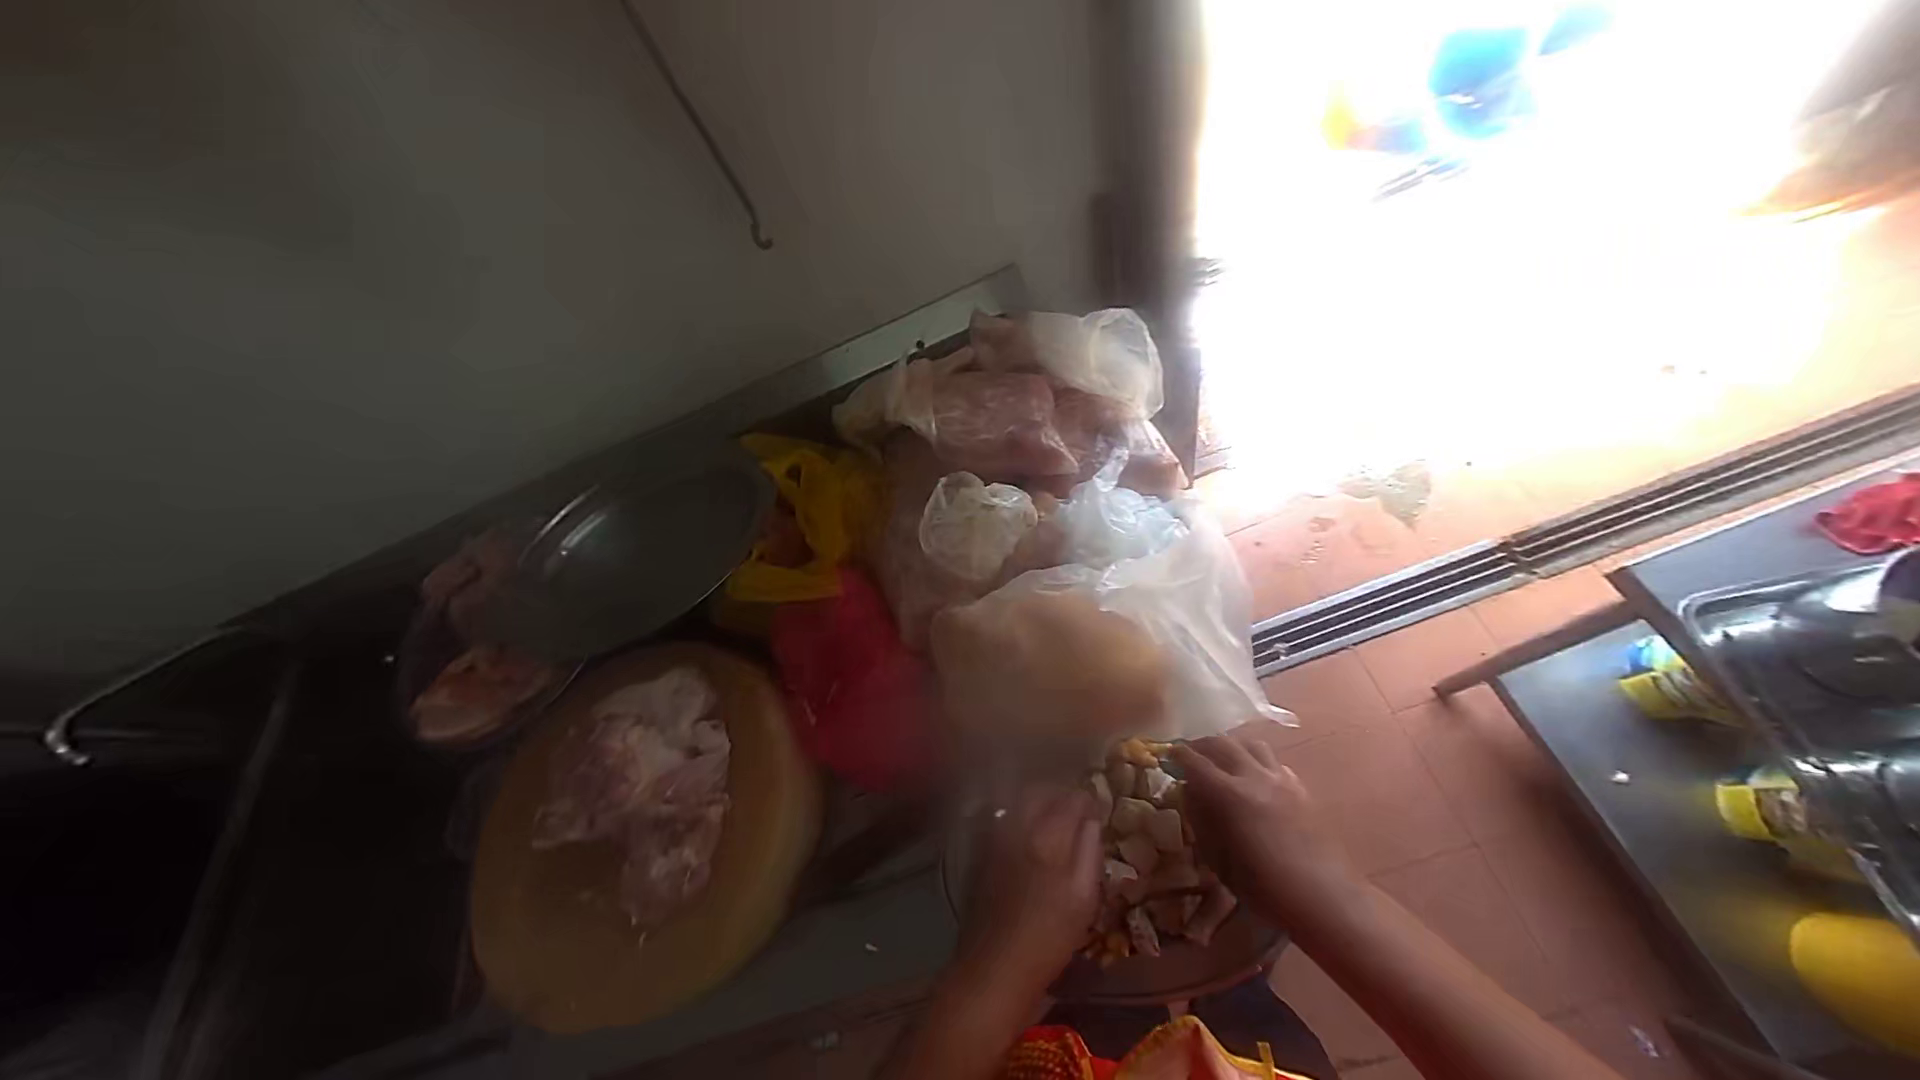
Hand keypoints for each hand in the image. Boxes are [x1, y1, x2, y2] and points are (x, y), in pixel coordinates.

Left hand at [956, 784, 1102, 995]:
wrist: (994, 966)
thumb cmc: (1048, 937)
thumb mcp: (1083, 899)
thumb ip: (1090, 852)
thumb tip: (1092, 820)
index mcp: (1047, 836)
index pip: (1071, 799)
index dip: (1086, 799)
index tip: (1096, 807)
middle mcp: (1017, 826)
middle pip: (1039, 791)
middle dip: (1059, 793)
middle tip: (1075, 807)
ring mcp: (994, 836)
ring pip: (1018, 800)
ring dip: (1037, 800)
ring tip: (1053, 816)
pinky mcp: (980, 850)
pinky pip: (1002, 817)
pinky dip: (1018, 815)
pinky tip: (1027, 833)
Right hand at [1171, 722, 1362, 926]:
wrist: (1324, 899)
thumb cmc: (1264, 887)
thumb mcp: (1218, 858)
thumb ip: (1201, 819)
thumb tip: (1190, 793)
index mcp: (1230, 794)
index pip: (1195, 761)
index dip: (1176, 755)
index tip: (1166, 755)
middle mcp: (1254, 777)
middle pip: (1222, 743)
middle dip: (1201, 745)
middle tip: (1189, 754)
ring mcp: (1281, 780)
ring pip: (1251, 744)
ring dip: (1231, 747)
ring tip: (1221, 761)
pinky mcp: (1300, 789)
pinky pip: (1273, 763)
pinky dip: (1256, 762)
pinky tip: (1253, 780)